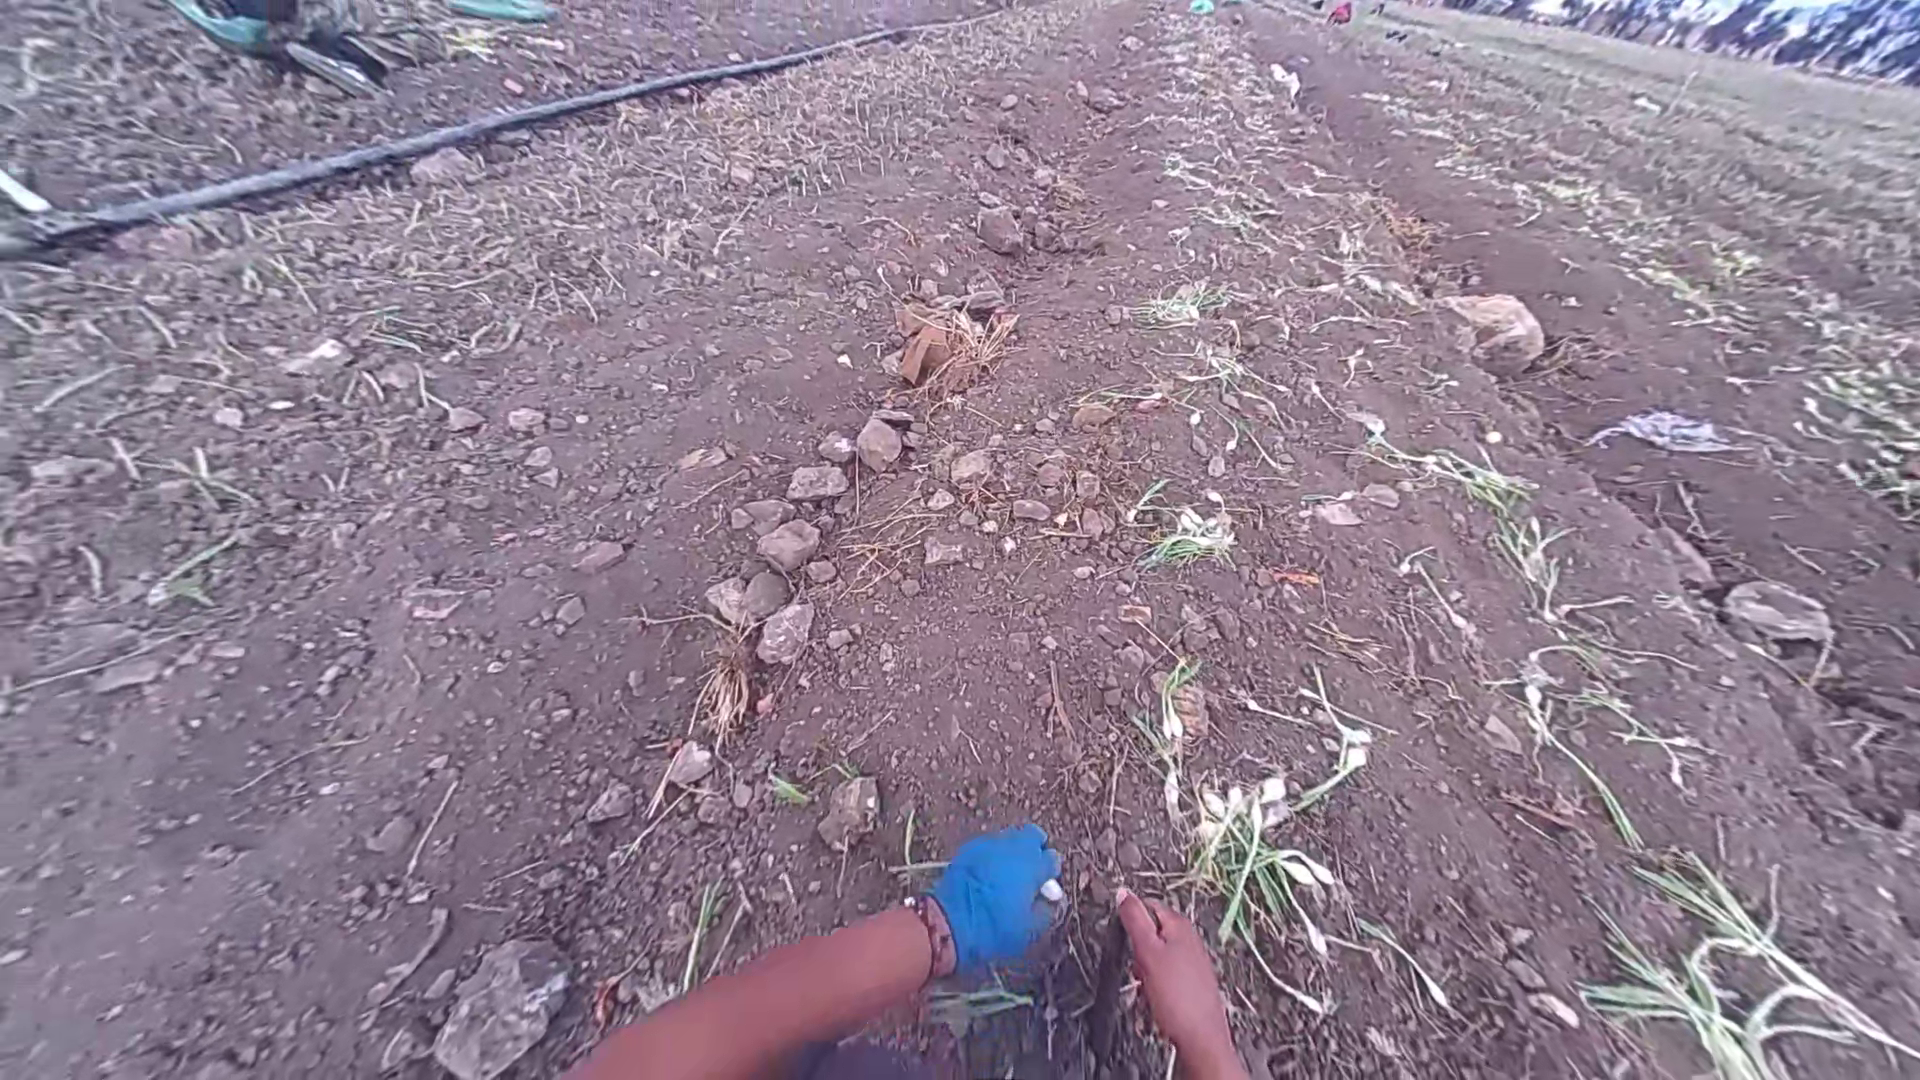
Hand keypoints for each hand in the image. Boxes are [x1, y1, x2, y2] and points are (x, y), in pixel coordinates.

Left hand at [929, 824, 1060, 972]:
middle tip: (1031, 871)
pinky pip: (990, 844)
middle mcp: (1014, 846)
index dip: (1051, 872)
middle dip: (1036, 849)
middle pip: (1033, 835)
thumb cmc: (995, 928)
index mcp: (1033, 865)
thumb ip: (1047, 910)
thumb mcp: (1030, 930)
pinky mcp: (971, 846)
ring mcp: (991, 843)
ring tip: (1008, 873)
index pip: (1052, 858)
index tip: (1046, 885)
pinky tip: (988, 873)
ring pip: (1011, 837)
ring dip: (1014, 850)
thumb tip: (1051, 899)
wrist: (952, 921)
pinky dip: (994, 854)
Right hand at [1115, 889, 1243, 1078]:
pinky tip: (1159, 1000)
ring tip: (1149, 989)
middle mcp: (1190, 939)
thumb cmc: (1176, 997)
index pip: (1146, 906)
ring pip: (1158, 956)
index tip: (1130, 944)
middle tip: (1141, 970)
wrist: (1202, 1043)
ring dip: (1147, 971)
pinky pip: (1168, 976)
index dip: (1132, 924)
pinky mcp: (1194, 984)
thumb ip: (1134, 918)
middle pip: (1151, 933)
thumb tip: (1123, 891)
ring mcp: (1194, 962)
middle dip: (1140, 951)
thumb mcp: (1147, 951)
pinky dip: (1159, 985)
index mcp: (1179, 924)